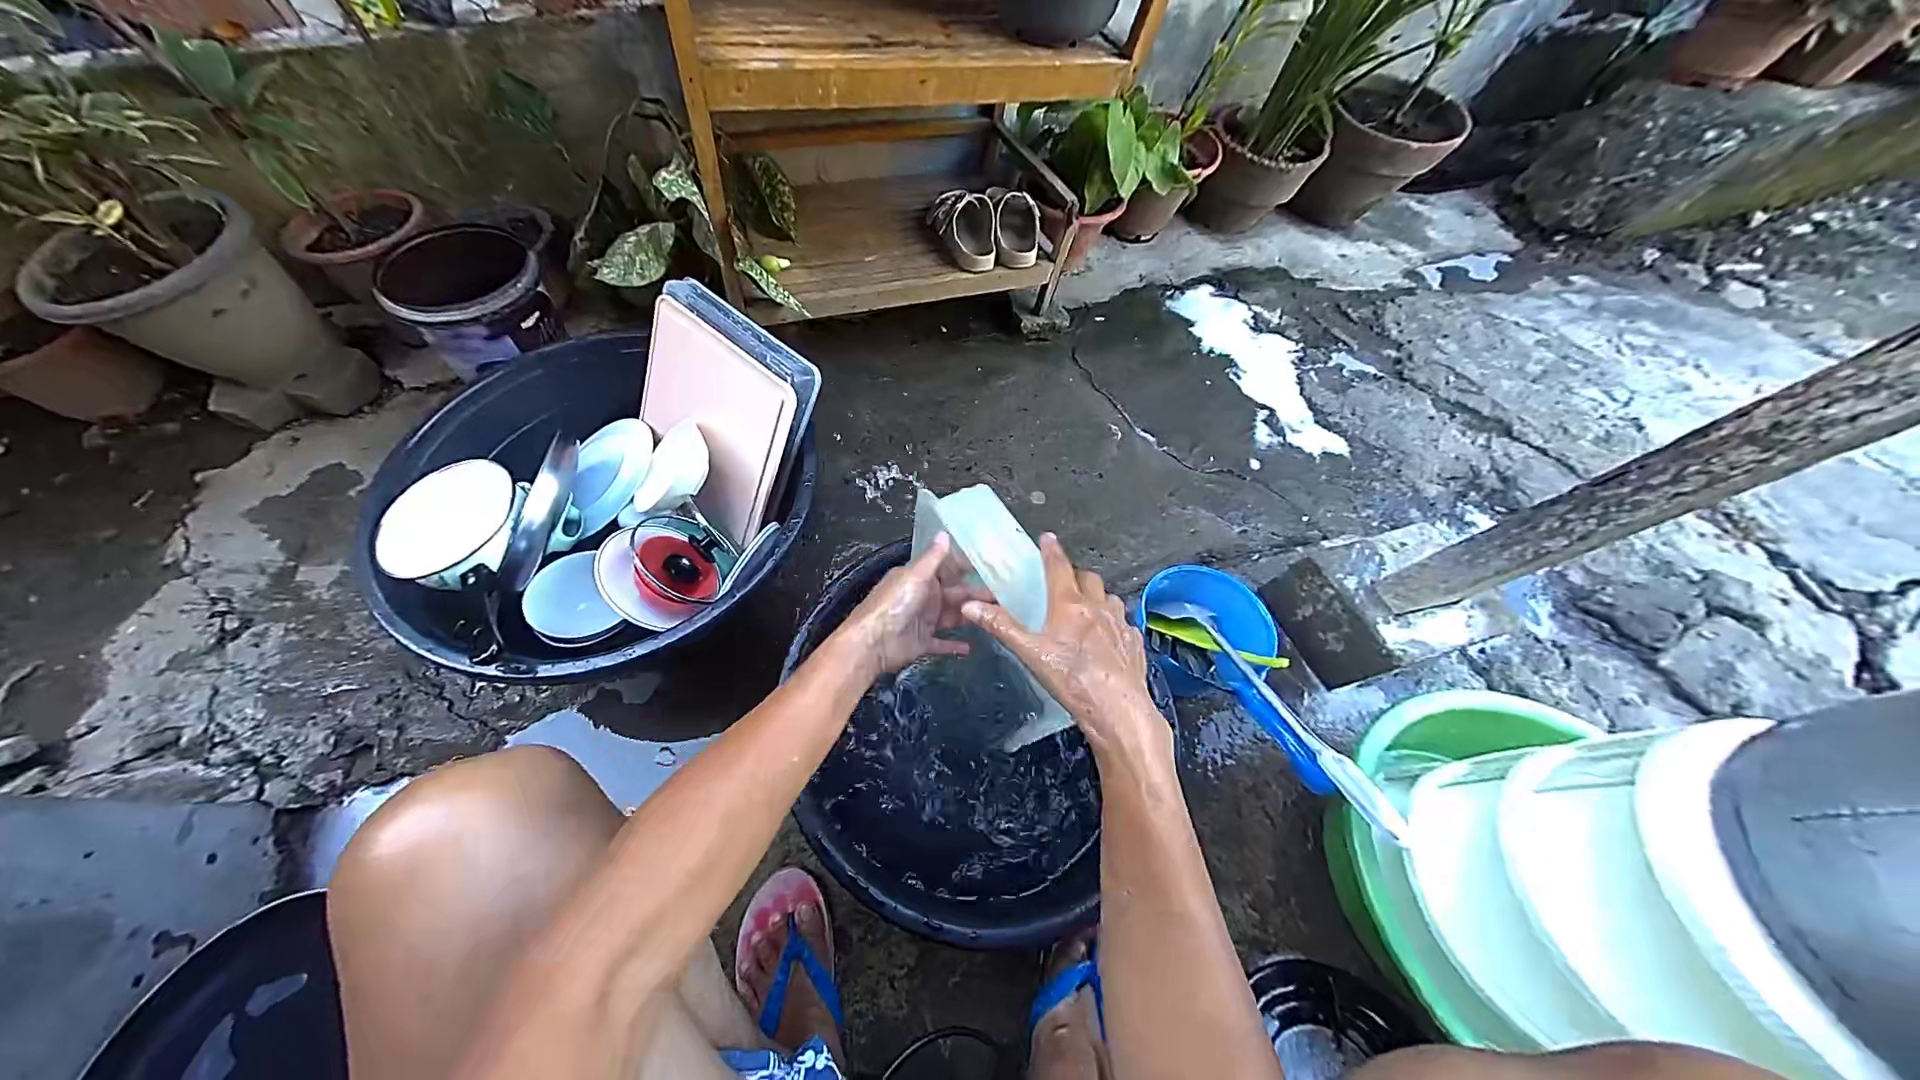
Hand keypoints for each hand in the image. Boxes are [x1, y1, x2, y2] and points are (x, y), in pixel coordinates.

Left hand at [837, 534, 981, 679]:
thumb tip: (944, 532)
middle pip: (955, 594)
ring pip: (953, 616)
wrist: (872, 643)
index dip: (968, 568)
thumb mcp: (915, 576)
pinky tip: (971, 647)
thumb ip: (932, 557)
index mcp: (920, 578)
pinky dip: (955, 645)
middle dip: (976, 594)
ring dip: (970, 616)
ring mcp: (923, 621)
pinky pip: (942, 643)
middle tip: (1003, 595)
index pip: (948, 570)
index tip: (992, 567)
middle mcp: (924, 597)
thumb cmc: (894, 604)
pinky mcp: (923, 643)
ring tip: (995, 616)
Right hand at [960, 534, 1164, 760]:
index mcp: (1070, 605)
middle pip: (1088, 578)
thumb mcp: (1030, 653)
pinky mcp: (1134, 642)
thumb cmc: (1072, 680)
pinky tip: (1107, 637)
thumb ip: (1002, 626)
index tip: (1048, 539)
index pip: (1058, 568)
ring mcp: (1120, 623)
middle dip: (1076, 575)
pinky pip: (1124, 623)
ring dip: (1097, 597)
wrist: (1118, 708)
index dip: (1051, 551)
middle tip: (1064, 581)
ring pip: (1109, 598)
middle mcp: (1098, 607)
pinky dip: (1113, 622)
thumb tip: (972, 606)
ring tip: (1087, 609)